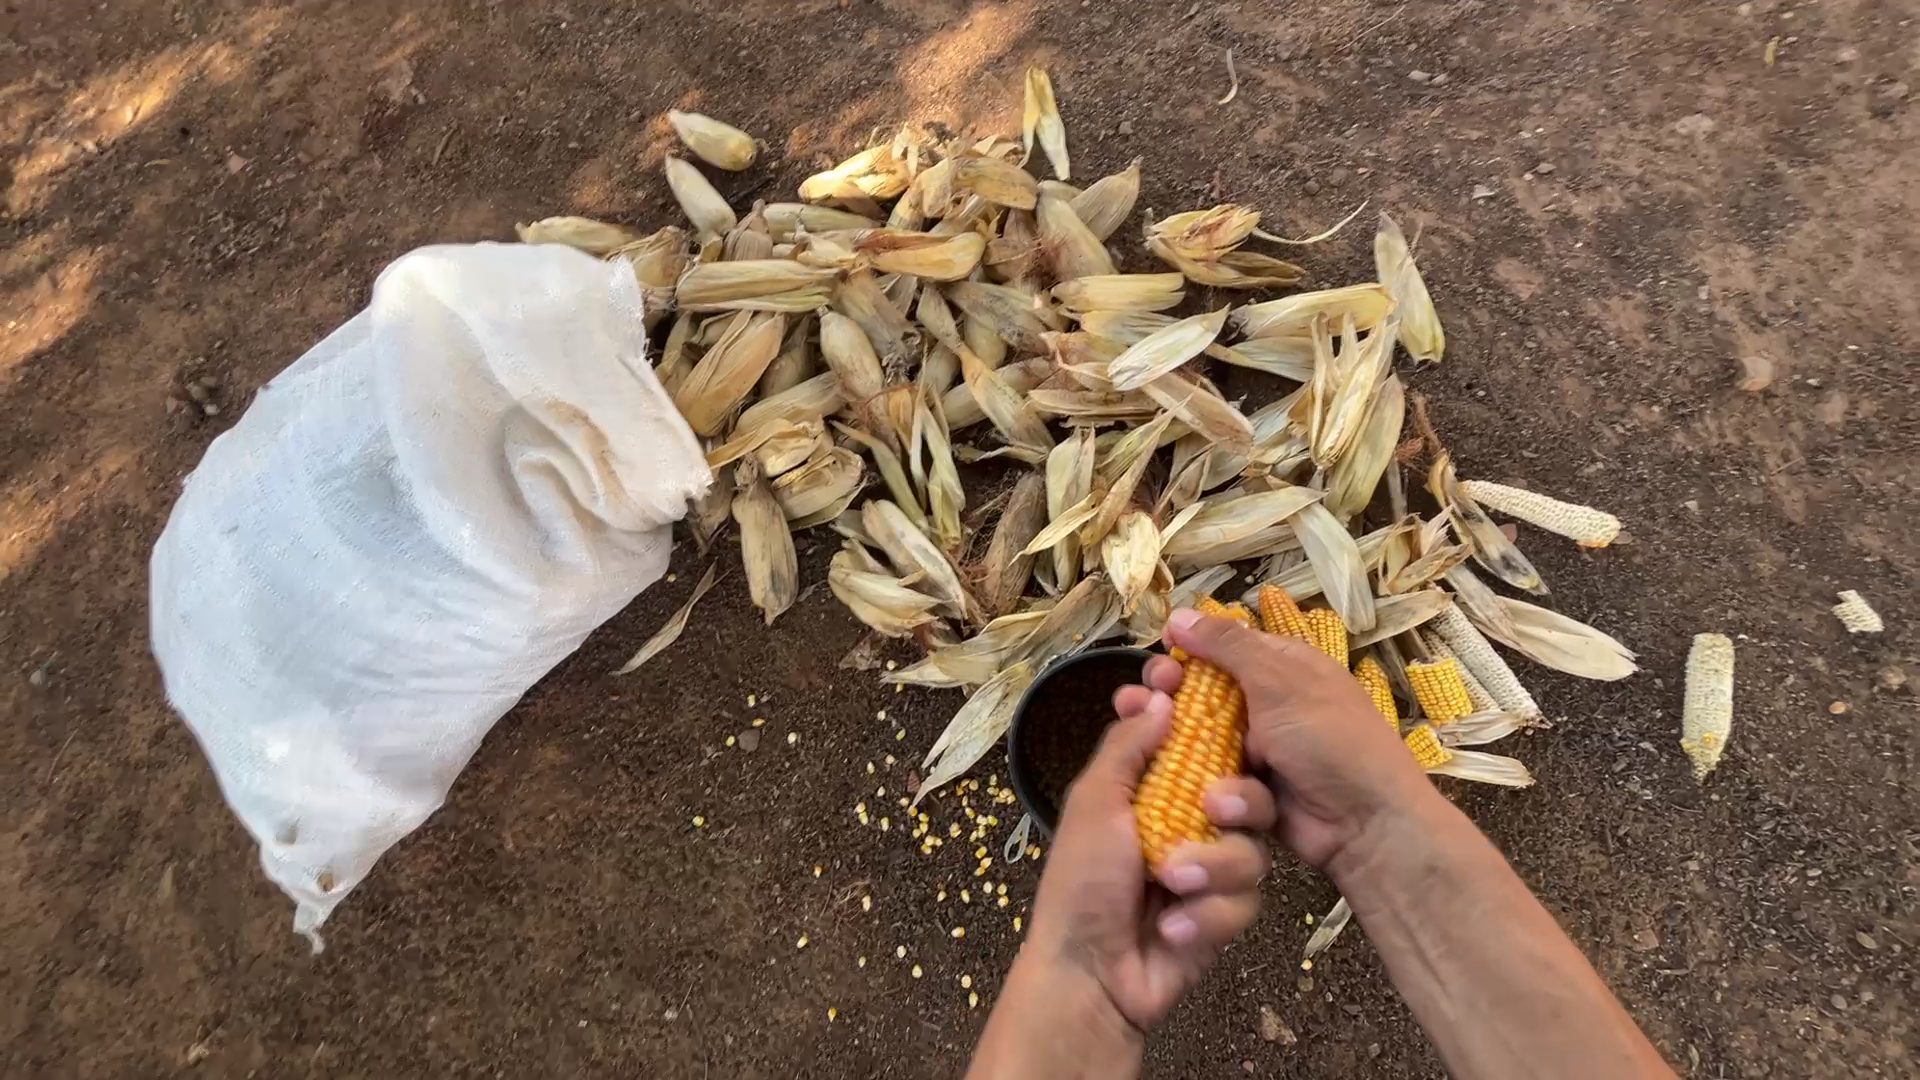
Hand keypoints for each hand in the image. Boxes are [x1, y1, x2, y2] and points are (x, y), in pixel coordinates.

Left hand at [1021, 688, 1277, 1031]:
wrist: (1094, 971)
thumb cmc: (1083, 875)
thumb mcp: (1095, 801)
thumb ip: (1128, 747)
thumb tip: (1162, 696)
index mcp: (1151, 783)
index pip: (1192, 736)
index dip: (1201, 713)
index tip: (1204, 690)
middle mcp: (1188, 814)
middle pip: (1244, 786)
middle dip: (1234, 798)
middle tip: (1212, 806)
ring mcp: (1210, 862)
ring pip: (1252, 845)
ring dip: (1211, 869)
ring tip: (1171, 884)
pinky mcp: (1226, 909)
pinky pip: (1246, 898)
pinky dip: (1208, 913)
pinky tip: (1173, 927)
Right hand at [1151, 607, 1430, 870]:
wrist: (1367, 827)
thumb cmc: (1329, 740)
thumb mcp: (1279, 681)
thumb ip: (1226, 646)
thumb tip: (1176, 613)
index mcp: (1280, 667)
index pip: (1222, 646)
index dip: (1188, 649)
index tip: (1161, 657)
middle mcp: (1265, 703)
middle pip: (1201, 690)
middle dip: (1170, 695)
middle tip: (1146, 700)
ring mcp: (1255, 747)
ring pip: (1199, 736)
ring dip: (1176, 738)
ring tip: (1148, 737)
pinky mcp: (1247, 787)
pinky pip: (1212, 777)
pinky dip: (1210, 782)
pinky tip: (1208, 789)